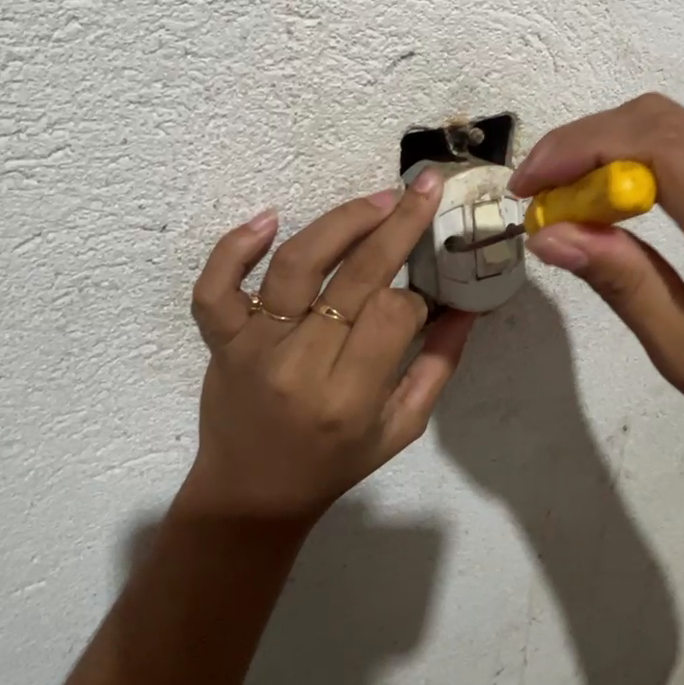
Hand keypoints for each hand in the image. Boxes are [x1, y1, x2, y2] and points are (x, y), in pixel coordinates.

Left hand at [183, 171, 476, 521]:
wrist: (251, 496)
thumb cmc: (334, 464)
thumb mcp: (402, 428)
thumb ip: (438, 365)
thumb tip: (468, 306)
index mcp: (349, 398)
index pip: (393, 313)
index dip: (414, 296)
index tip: (419, 299)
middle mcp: (300, 366)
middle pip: (354, 276)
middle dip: (398, 225)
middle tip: (424, 188)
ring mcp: (253, 348)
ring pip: (295, 265)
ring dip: (340, 222)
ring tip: (377, 199)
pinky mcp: (220, 340)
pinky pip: (215, 289)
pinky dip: (234, 249)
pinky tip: (270, 218)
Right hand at [510, 93, 683, 481]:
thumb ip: (623, 284)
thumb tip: (549, 233)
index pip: (660, 146)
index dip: (582, 148)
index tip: (529, 186)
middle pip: (666, 121)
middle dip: (587, 142)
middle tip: (540, 192)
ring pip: (683, 128)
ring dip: (615, 147)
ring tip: (571, 200)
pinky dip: (649, 159)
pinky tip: (625, 202)